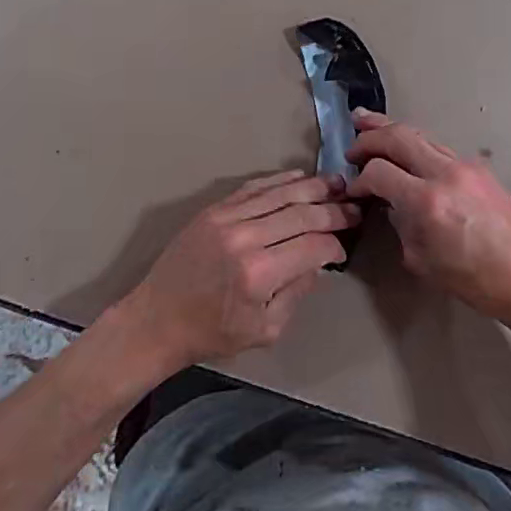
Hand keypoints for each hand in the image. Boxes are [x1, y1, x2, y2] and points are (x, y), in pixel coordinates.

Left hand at [111, 171, 358, 366]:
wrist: (155, 321)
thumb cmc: (212, 332)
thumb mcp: (265, 330)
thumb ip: (297, 292)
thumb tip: (319, 261)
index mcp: (260, 274)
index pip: (315, 246)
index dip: (336, 244)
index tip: (344, 247)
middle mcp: (246, 239)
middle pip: (304, 213)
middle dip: (335, 210)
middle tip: (355, 208)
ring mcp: (228, 219)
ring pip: (283, 193)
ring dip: (316, 187)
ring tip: (338, 184)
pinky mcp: (215, 210)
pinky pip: (257, 187)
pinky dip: (283, 180)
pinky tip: (303, 178)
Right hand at [346, 110, 510, 327]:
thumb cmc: (475, 279)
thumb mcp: (421, 260)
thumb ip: (401, 225)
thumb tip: (392, 205)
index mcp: (427, 201)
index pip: (379, 172)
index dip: (359, 180)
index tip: (352, 189)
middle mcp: (446, 173)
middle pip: (398, 136)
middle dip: (370, 136)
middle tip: (352, 146)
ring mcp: (466, 166)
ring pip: (421, 135)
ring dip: (393, 130)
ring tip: (368, 122)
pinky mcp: (480, 168)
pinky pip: (440, 149)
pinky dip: (417, 145)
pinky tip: (407, 151)